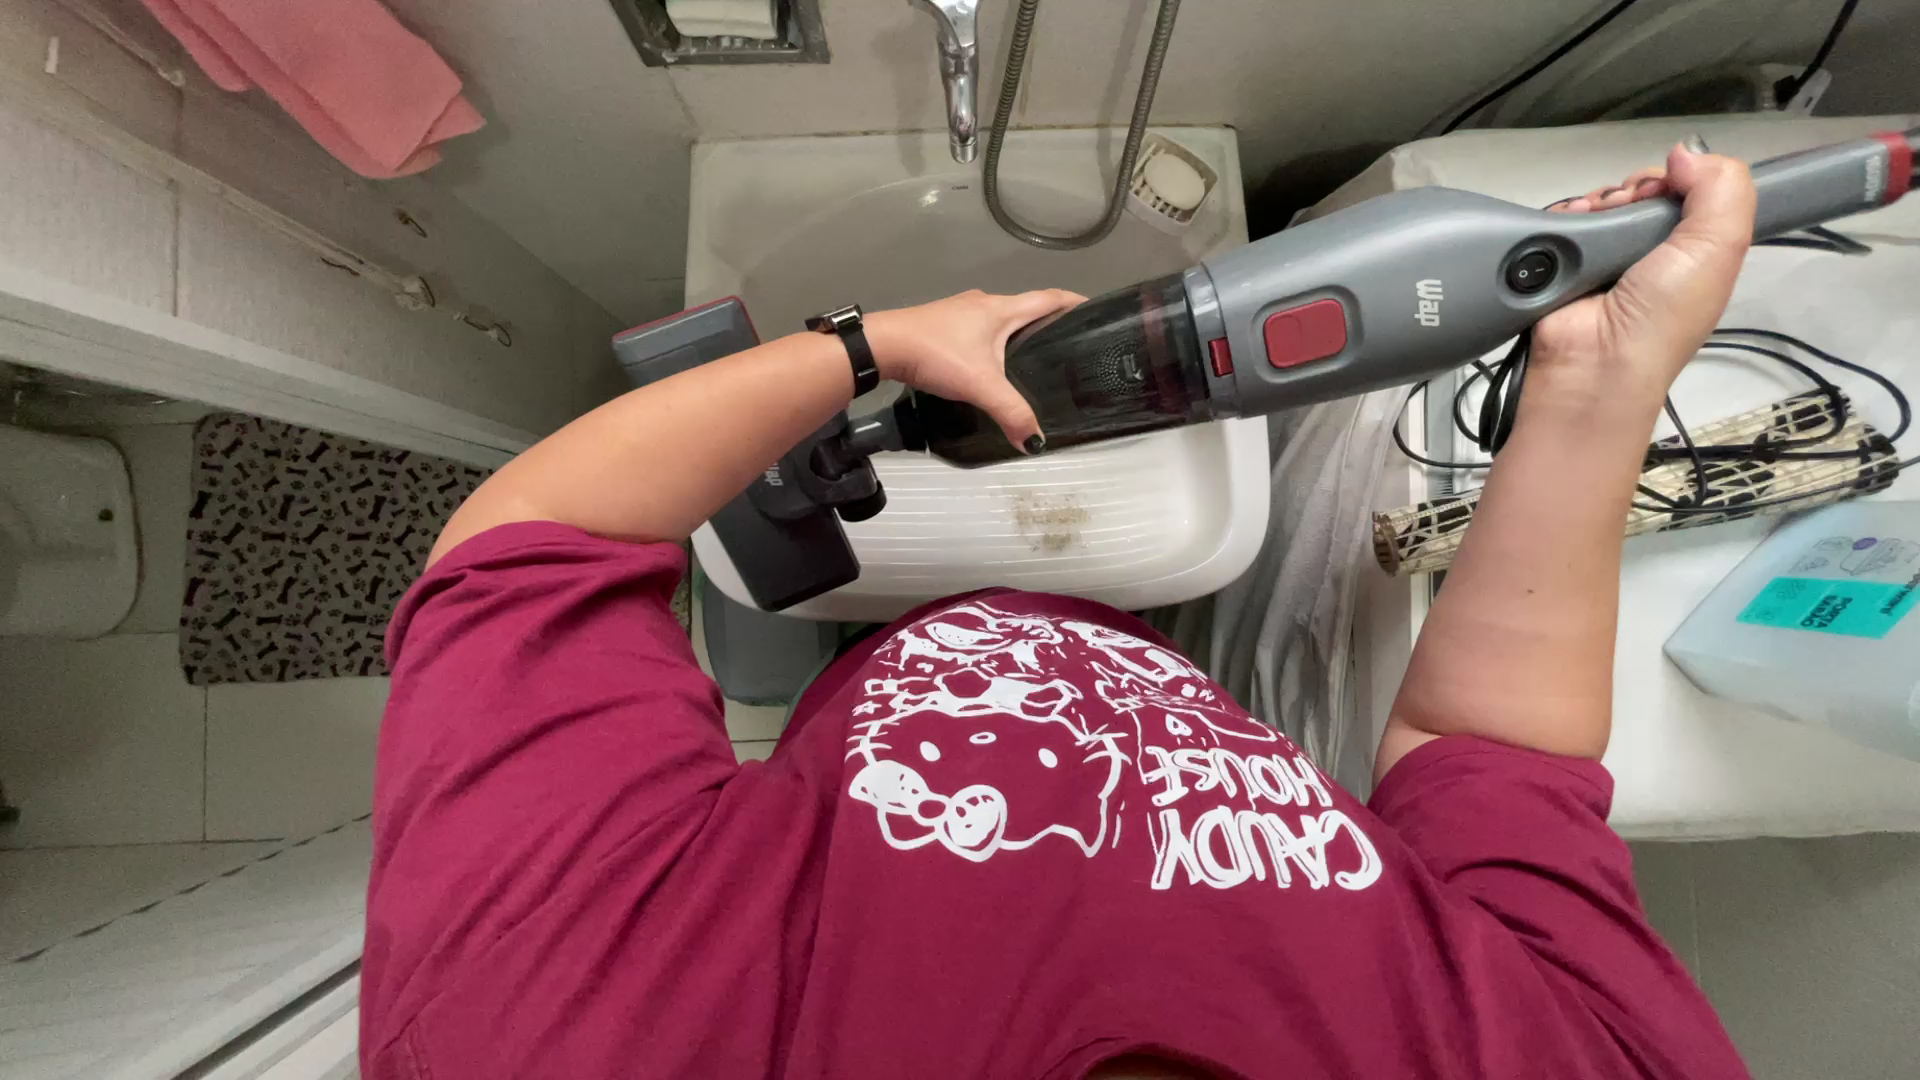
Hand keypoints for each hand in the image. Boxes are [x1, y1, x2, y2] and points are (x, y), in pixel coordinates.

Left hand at [864, 288, 1085, 451]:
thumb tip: (1034, 441)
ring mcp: (960, 313)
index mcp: (1002, 309)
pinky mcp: (942, 325)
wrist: (884, 346)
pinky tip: (989, 365)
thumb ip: (1011, 412)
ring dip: (1017, 334)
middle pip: (1025, 308)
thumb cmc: (937, 354)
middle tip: (1066, 346)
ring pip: (999, 320)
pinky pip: (978, 331)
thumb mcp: (980, 385)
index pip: (1049, 298)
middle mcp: (984, 304)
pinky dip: (992, 344)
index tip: (1095, 311)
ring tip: (1033, 360)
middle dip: (1048, 323)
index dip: (1074, 303)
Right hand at [1532, 143, 1756, 407]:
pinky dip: (1558, 220)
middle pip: (1638, 196)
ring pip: (1596, 209)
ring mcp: (1596, 262)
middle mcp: (1643, 254)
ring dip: (1594, 203)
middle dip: (1632, 189)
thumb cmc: (1662, 313)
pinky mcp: (1553, 271)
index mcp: (1691, 250)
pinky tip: (1564, 225)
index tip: (1665, 189)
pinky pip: (1555, 230)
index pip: (1687, 194)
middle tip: (1626, 207)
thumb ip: (1721, 187)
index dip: (1679, 178)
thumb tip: (1683, 152)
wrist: (1593, 361)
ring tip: (1590, 219)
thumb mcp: (1720, 244)